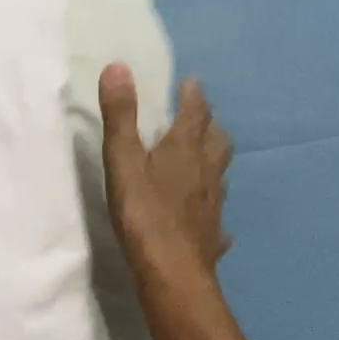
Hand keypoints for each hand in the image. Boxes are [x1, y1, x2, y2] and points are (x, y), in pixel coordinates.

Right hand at [97, 62, 233, 286]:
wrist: (172, 273)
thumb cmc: (143, 212)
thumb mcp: (123, 159)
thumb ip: (120, 116)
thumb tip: (118, 66)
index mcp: (184, 150)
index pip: (195, 114)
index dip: (194, 96)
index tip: (192, 82)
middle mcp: (205, 172)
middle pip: (216, 141)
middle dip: (210, 125)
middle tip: (202, 116)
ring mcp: (213, 204)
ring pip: (220, 174)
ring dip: (214, 159)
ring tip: (206, 156)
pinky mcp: (211, 232)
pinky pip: (217, 213)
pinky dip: (212, 205)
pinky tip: (210, 216)